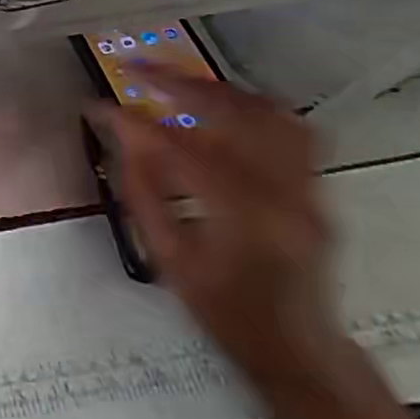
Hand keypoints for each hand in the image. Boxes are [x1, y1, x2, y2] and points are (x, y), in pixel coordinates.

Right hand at [89, 62, 340, 386]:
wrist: (298, 348)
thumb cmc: (227, 316)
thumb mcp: (171, 262)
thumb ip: (146, 198)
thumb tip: (125, 145)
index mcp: (241, 218)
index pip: (179, 149)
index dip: (134, 122)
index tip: (100, 106)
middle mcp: (283, 193)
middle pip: (231, 114)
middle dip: (179, 84)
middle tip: (139, 70)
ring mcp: (309, 186)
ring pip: (268, 112)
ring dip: (219, 90)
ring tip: (180, 81)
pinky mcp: (318, 186)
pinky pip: (291, 129)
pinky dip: (253, 107)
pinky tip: (227, 106)